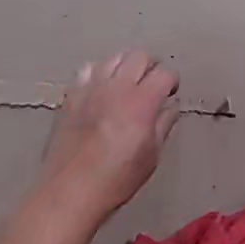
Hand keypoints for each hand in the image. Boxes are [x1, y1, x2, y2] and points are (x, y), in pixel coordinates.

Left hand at [38, 51, 180, 219]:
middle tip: (152, 82)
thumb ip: (164, 124)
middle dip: (151, 66)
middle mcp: (117, 87)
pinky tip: (101, 86)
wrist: (72, 188)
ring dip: (126, 65)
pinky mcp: (73, 95)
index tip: (171, 91)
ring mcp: (92, 88)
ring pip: (114, 57)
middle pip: (139, 56)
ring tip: (128, 81)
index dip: (172, 81)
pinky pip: (88, 69)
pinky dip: (99, 72)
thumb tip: (171, 106)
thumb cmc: (117, 178)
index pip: (164, 73)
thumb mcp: (152, 155)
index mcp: (142, 101)